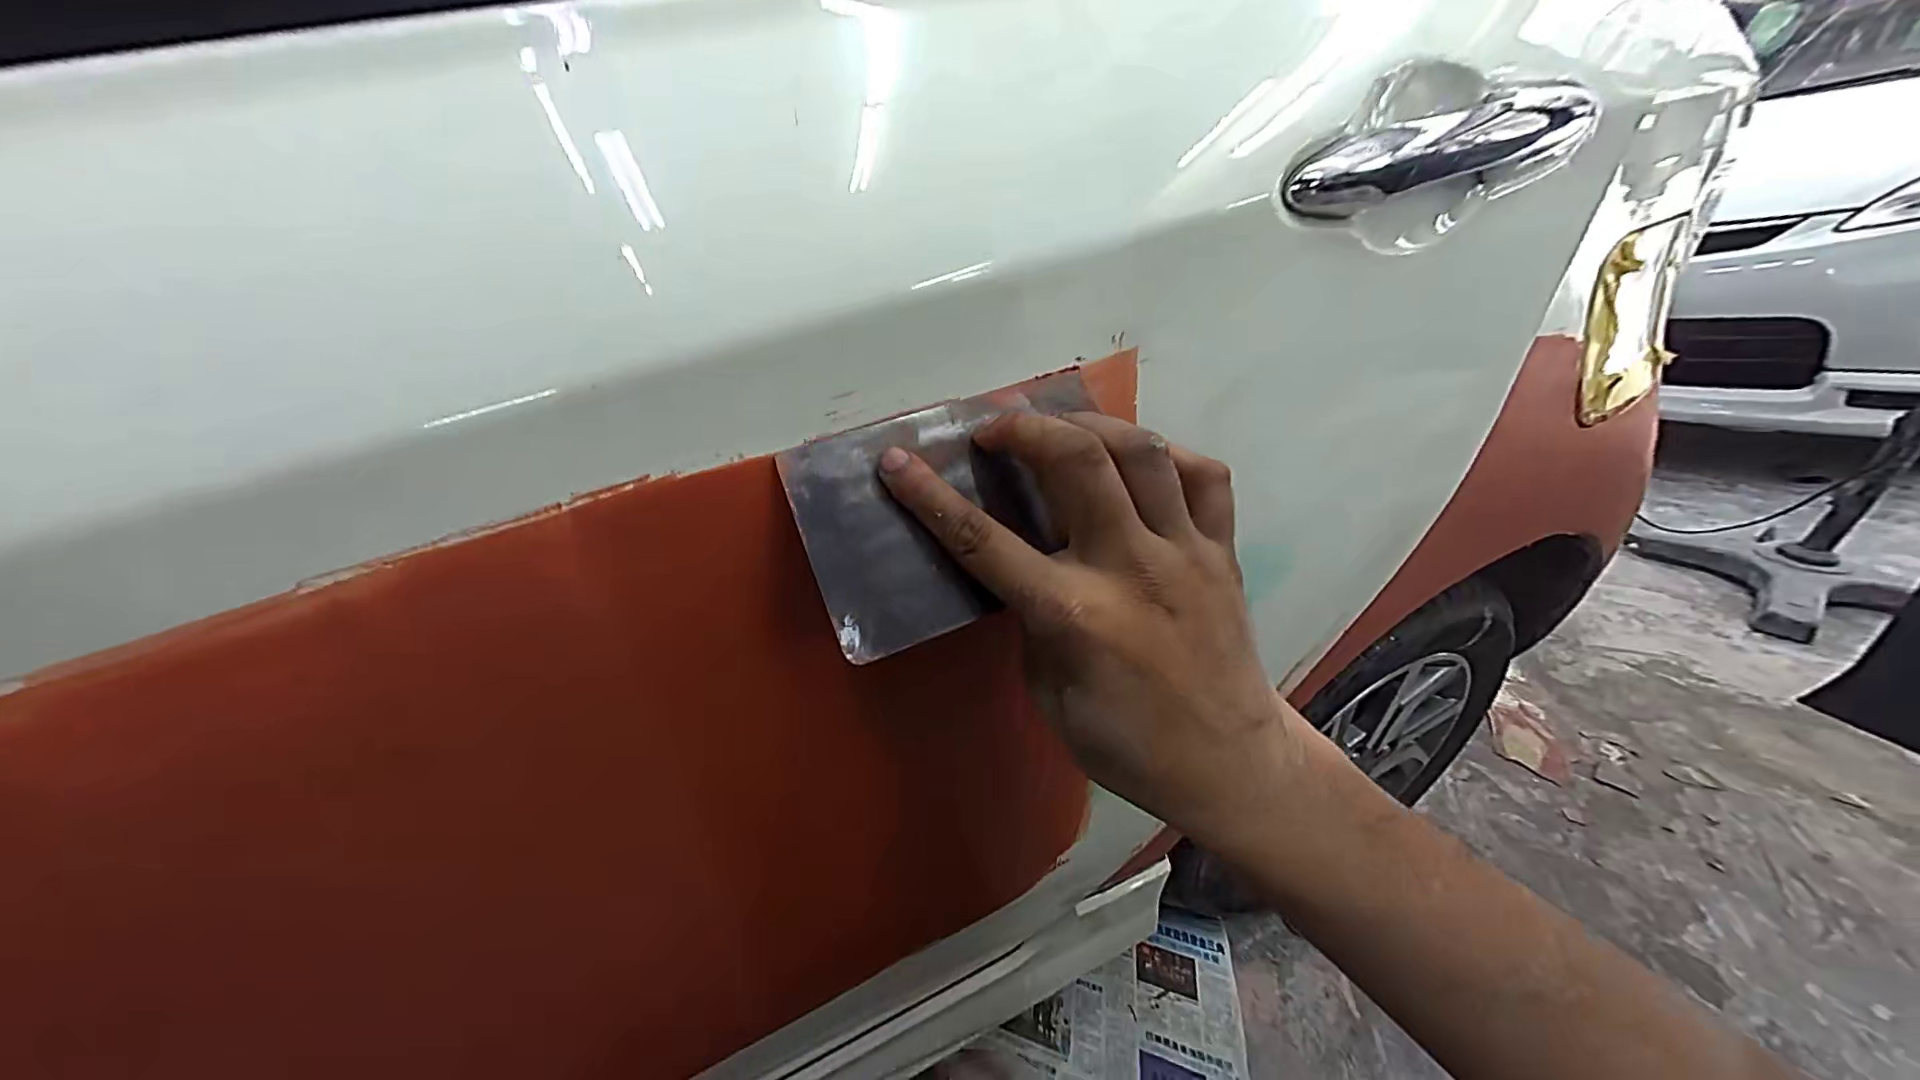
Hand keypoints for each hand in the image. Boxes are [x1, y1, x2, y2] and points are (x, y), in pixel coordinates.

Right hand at [877, 412, 1304, 843]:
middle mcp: (1129, 567)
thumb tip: (1026, 568)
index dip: (929, 496)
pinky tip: (1140, 461)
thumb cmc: (1126, 742)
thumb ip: (1032, 622)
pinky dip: (1167, 454)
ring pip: (1142, 451)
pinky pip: (1205, 476)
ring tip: (1062, 429)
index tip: (897, 461)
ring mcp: (1185, 553)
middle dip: (1024, 427)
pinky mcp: (1224, 552)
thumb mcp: (1049, 694)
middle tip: (994, 430)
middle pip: (1075, 461)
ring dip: (1091, 423)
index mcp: (1073, 613)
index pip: (983, 541)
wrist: (1229, 765)